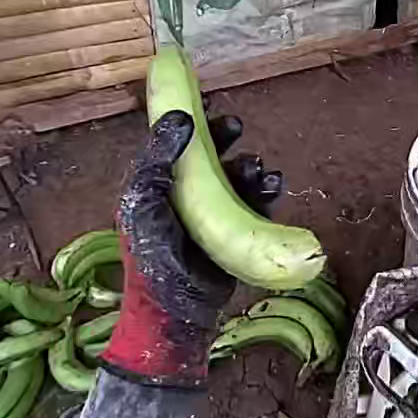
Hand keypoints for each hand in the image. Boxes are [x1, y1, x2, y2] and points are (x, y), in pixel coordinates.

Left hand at [100, 110, 280, 387]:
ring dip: (249, 168)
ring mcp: (217, 214)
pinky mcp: (240, 233)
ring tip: (257, 168)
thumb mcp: (143, 202)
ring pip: (238, 179)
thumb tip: (180, 117)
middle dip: (225, 139)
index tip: (203, 108)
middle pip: (211, 155)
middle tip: (235, 127)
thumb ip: (158, 160)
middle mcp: (190, 194)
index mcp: (162, 184)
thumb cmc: (150, 256)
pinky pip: (258, 206)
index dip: (193, 123)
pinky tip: (273, 186)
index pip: (179, 144)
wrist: (174, 310)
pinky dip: (267, 193)